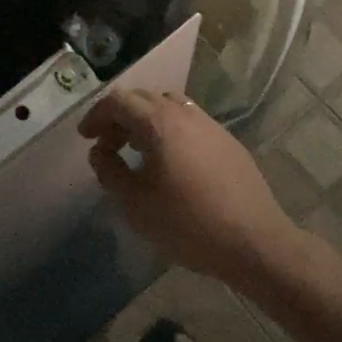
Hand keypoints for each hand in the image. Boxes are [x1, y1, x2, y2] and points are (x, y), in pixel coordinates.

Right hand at [80, 88, 294, 281]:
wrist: (255, 242)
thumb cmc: (188, 224)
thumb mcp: (136, 204)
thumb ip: (110, 172)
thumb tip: (99, 152)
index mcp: (158, 122)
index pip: (118, 101)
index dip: (96, 115)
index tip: (86, 137)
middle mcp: (184, 113)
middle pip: (143, 99)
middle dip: (119, 117)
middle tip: (108, 145)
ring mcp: (210, 125)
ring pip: (168, 106)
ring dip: (146, 121)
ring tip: (138, 150)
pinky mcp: (228, 142)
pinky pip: (189, 122)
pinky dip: (170, 130)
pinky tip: (171, 162)